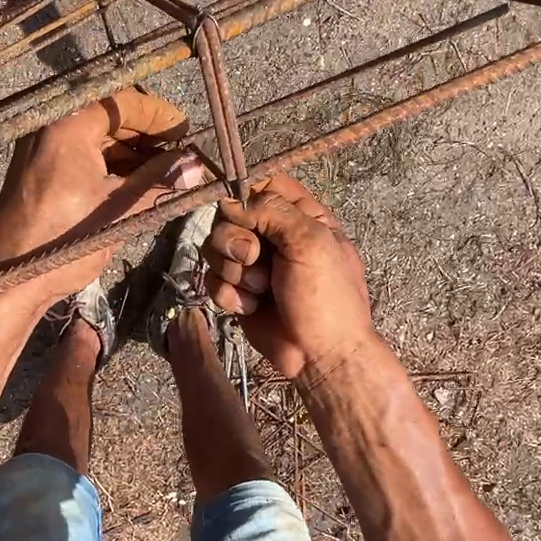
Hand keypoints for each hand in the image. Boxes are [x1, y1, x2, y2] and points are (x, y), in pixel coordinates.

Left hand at [0, 90, 205, 314]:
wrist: (11, 283)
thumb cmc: (64, 244)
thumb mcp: (118, 211)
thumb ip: (158, 182)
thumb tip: (195, 167)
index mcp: (66, 128)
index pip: (123, 103)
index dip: (160, 116)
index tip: (186, 133)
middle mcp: (48, 130)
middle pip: (108, 119)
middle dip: (147, 137)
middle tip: (179, 155)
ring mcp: (39, 152)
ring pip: (94, 140)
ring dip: (129, 154)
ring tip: (162, 174)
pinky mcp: (36, 175)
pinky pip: (78, 158)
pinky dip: (106, 168)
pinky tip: (132, 185)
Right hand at [204, 175, 373, 382]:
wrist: (319, 356)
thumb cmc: (327, 298)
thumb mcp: (310, 242)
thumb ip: (271, 211)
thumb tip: (231, 201)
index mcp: (300, 216)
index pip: (262, 185)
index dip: (245, 194)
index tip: (240, 211)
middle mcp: (273, 236)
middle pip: (228, 217)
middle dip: (236, 241)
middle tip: (257, 260)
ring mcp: (252, 266)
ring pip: (215, 249)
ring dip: (234, 272)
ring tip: (260, 291)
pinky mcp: (237, 293)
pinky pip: (213, 281)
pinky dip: (229, 296)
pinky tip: (250, 308)